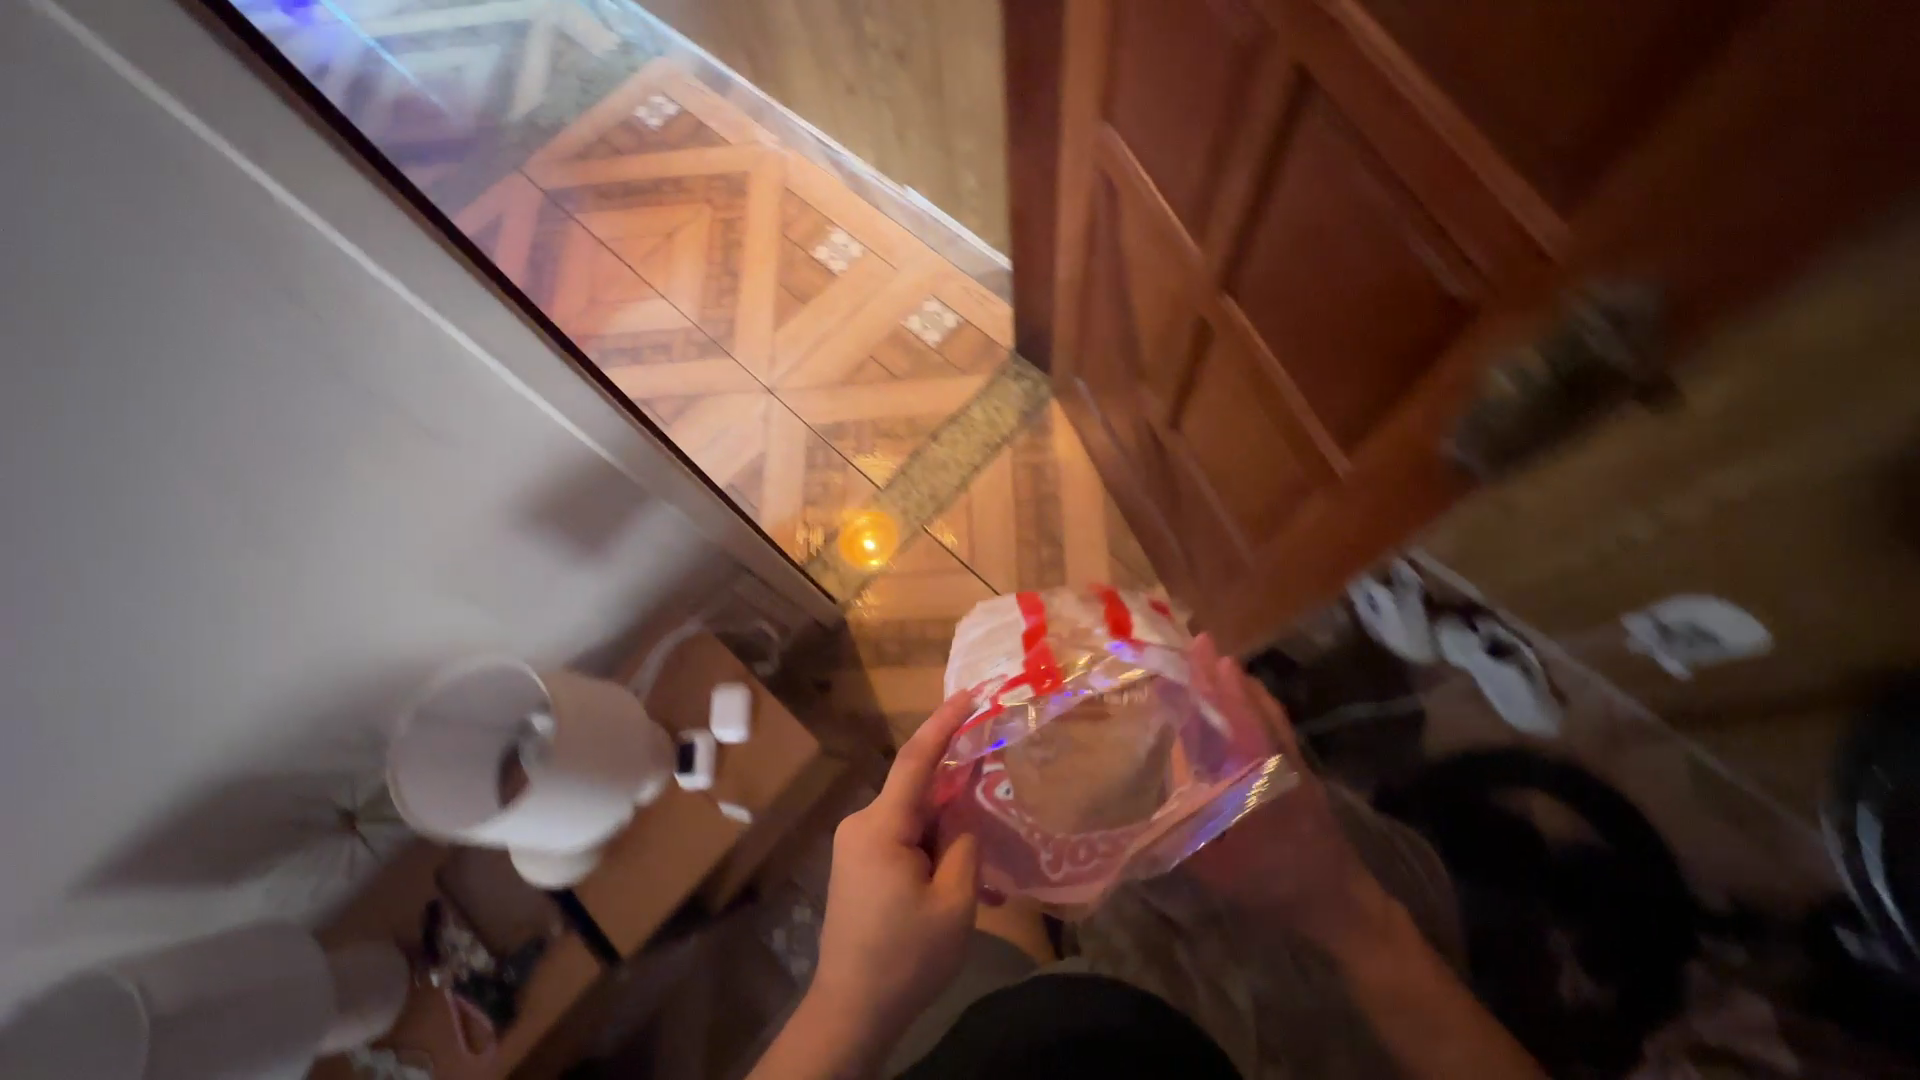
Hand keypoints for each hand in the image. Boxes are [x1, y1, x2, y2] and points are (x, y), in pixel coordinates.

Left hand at [811, 691, 981, 1042]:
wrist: (852, 1010)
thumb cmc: (907, 957)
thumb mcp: (954, 900)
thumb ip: (963, 840)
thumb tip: (962, 803)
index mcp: (880, 826)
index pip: (915, 759)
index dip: (944, 723)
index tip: (970, 693)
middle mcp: (861, 824)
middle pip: (918, 792)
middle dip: (957, 800)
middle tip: (995, 810)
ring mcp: (855, 844)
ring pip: (913, 818)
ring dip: (946, 835)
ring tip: (979, 879)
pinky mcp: (857, 863)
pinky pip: (902, 839)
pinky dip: (931, 850)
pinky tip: (954, 884)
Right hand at [1183, 634, 1397, 947]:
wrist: (1337, 902)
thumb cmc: (1270, 885)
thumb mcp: (1214, 863)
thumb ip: (1184, 822)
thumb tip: (1159, 783)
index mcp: (1257, 781)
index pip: (1235, 721)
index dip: (1218, 685)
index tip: (1203, 650)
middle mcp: (1279, 764)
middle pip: (1253, 707)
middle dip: (1226, 675)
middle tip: (1201, 644)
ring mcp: (1295, 767)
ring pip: (1270, 714)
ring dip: (1244, 687)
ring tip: (1219, 664)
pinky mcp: (1302, 775)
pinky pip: (1277, 729)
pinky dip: (1258, 707)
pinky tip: (1247, 705)